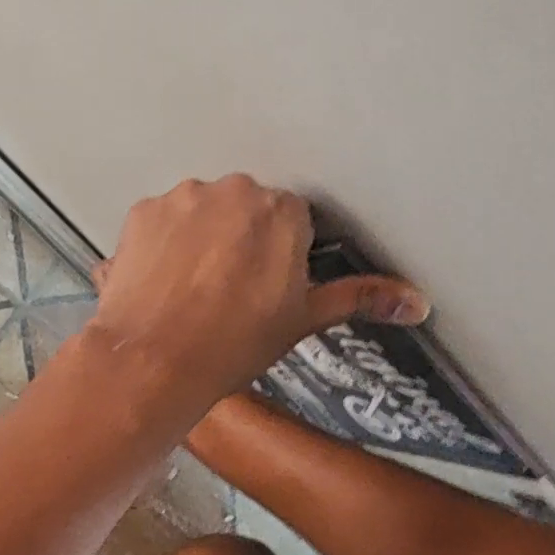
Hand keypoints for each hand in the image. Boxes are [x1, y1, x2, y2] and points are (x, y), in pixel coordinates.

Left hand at [85, 174, 426, 405]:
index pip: (288, 223)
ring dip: (195, 241)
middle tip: (223, 294)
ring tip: (186, 293)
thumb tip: (413, 302)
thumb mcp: (300, 321)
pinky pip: (156, 224)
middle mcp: (235, 192)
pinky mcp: (141, 214)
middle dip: (235, 242)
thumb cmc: (230, 346)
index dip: (275, 258)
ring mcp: (183, 199)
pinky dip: (158, 247)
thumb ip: (356, 298)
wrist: (155, 362)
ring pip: (197, 215)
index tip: (263, 288)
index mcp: (283, 212)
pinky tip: (158, 285)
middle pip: (241, 212)